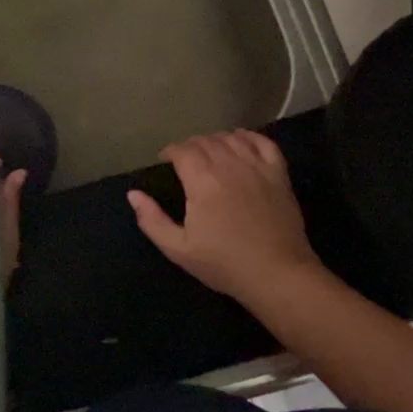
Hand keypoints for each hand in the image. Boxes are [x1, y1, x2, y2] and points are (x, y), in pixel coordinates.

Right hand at [127, 130, 322, 302]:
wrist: (277, 274)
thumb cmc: (224, 263)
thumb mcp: (179, 249)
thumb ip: (152, 220)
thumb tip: (133, 194)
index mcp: (202, 181)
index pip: (182, 150)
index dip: (170, 151)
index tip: (164, 160)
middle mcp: (229, 165)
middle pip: (205, 141)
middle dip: (190, 145)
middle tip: (184, 160)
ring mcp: (257, 167)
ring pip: (232, 138)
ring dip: (216, 140)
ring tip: (209, 151)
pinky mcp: (279, 175)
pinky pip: (263, 143)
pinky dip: (249, 137)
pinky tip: (241, 141)